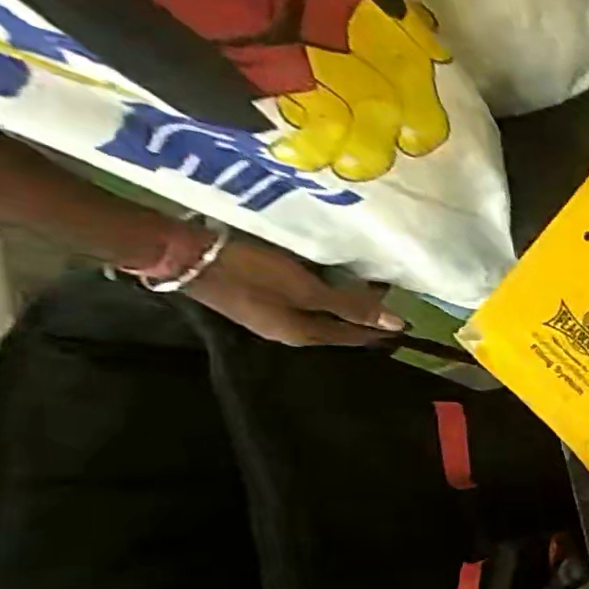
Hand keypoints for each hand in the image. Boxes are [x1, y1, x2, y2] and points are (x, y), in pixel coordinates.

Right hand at [185, 234, 405, 346]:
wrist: (181, 253)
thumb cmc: (252, 272)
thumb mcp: (307, 289)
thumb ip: (351, 306)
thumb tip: (394, 325)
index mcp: (304, 334)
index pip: (354, 336)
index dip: (380, 330)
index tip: (406, 325)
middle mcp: (289, 331)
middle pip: (338, 326)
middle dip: (364, 317)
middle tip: (392, 304)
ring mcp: (271, 315)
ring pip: (321, 312)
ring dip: (345, 303)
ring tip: (369, 289)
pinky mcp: (259, 297)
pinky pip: (304, 300)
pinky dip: (324, 293)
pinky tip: (332, 280)